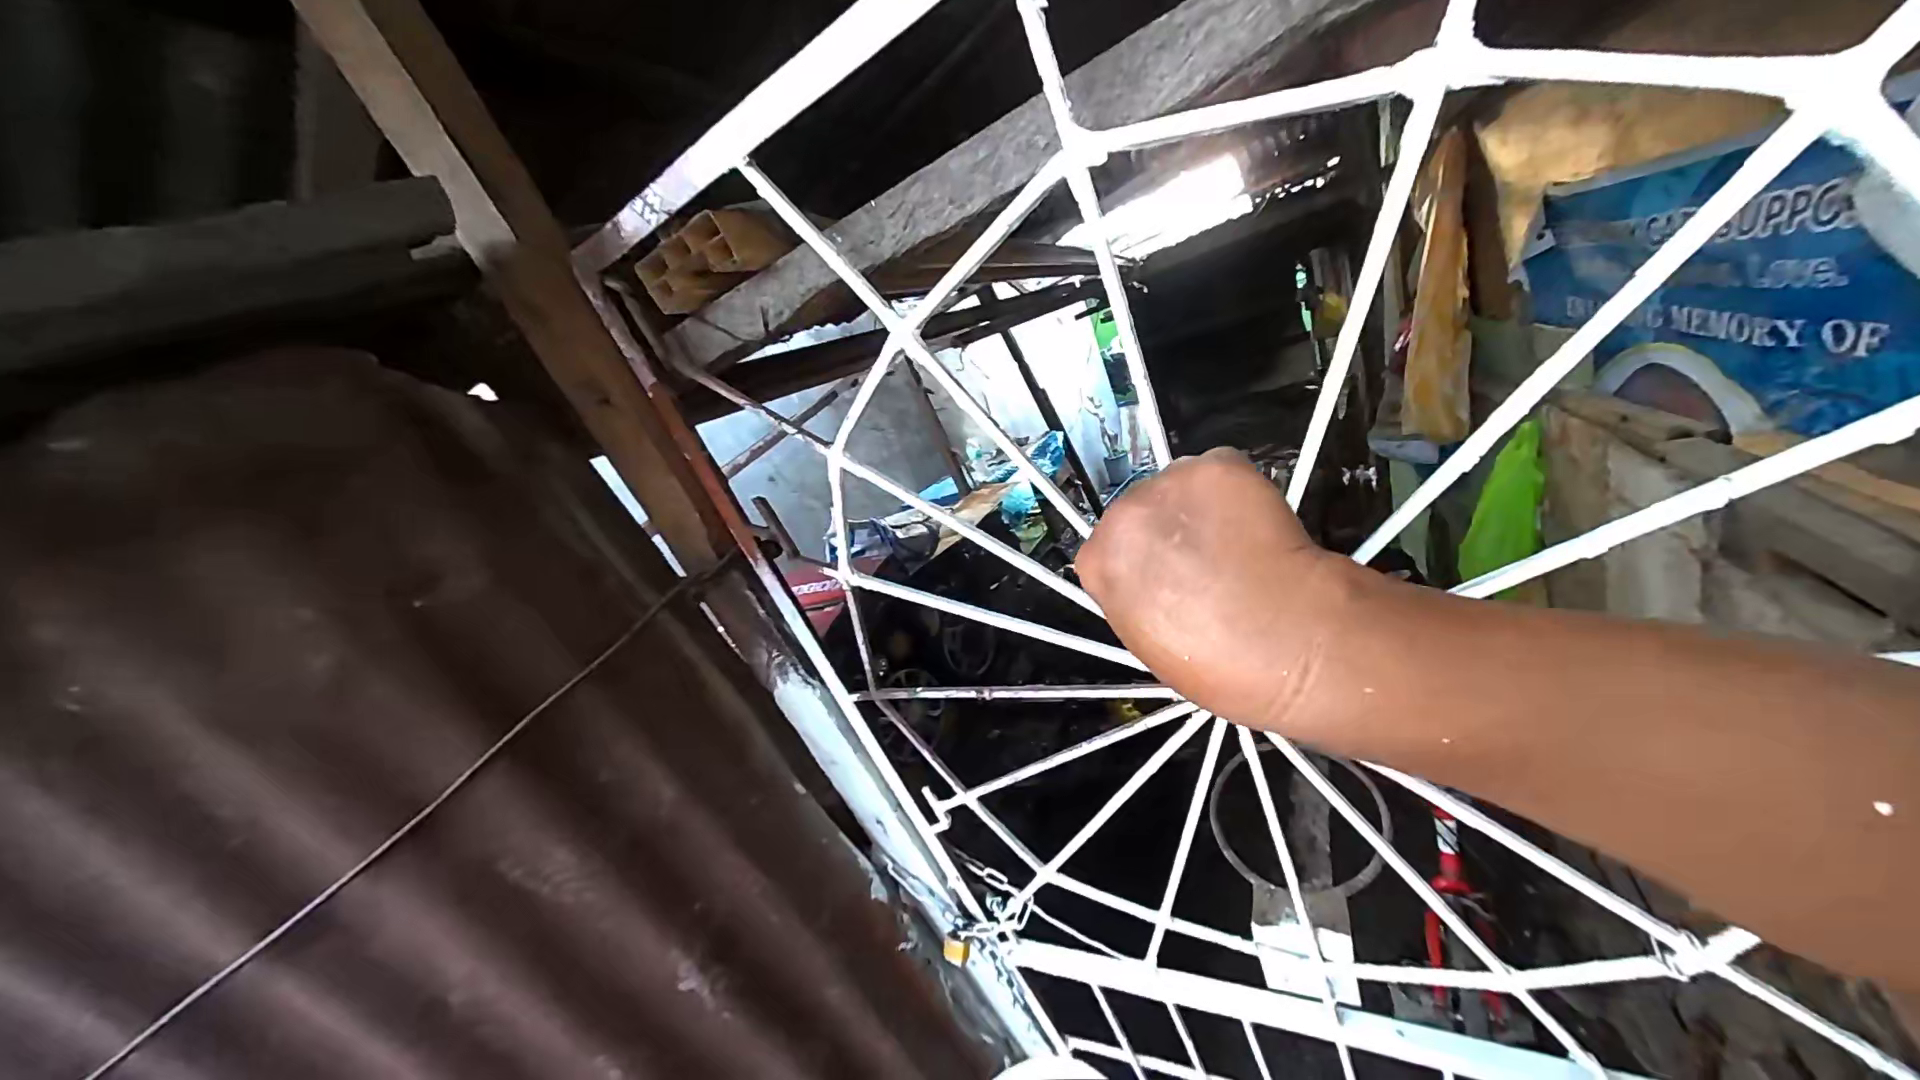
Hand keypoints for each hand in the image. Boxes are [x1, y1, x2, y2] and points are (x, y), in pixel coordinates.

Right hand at [1077, 448, 1366, 730]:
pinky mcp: (1218, 467)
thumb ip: (1131, 596)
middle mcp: (1124, 515)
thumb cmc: (1219, 662)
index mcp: (1098, 562)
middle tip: (1202, 558)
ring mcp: (1170, 485)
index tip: (1164, 573)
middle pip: (1139, 511)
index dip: (1140, 560)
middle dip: (1165, 529)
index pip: (1107, 548)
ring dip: (1198, 507)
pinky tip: (1253, 524)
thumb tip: (1149, 578)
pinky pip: (1220, 470)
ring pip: (1178, 487)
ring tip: (1233, 543)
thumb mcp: (1146, 642)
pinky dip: (1236, 490)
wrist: (1289, 642)